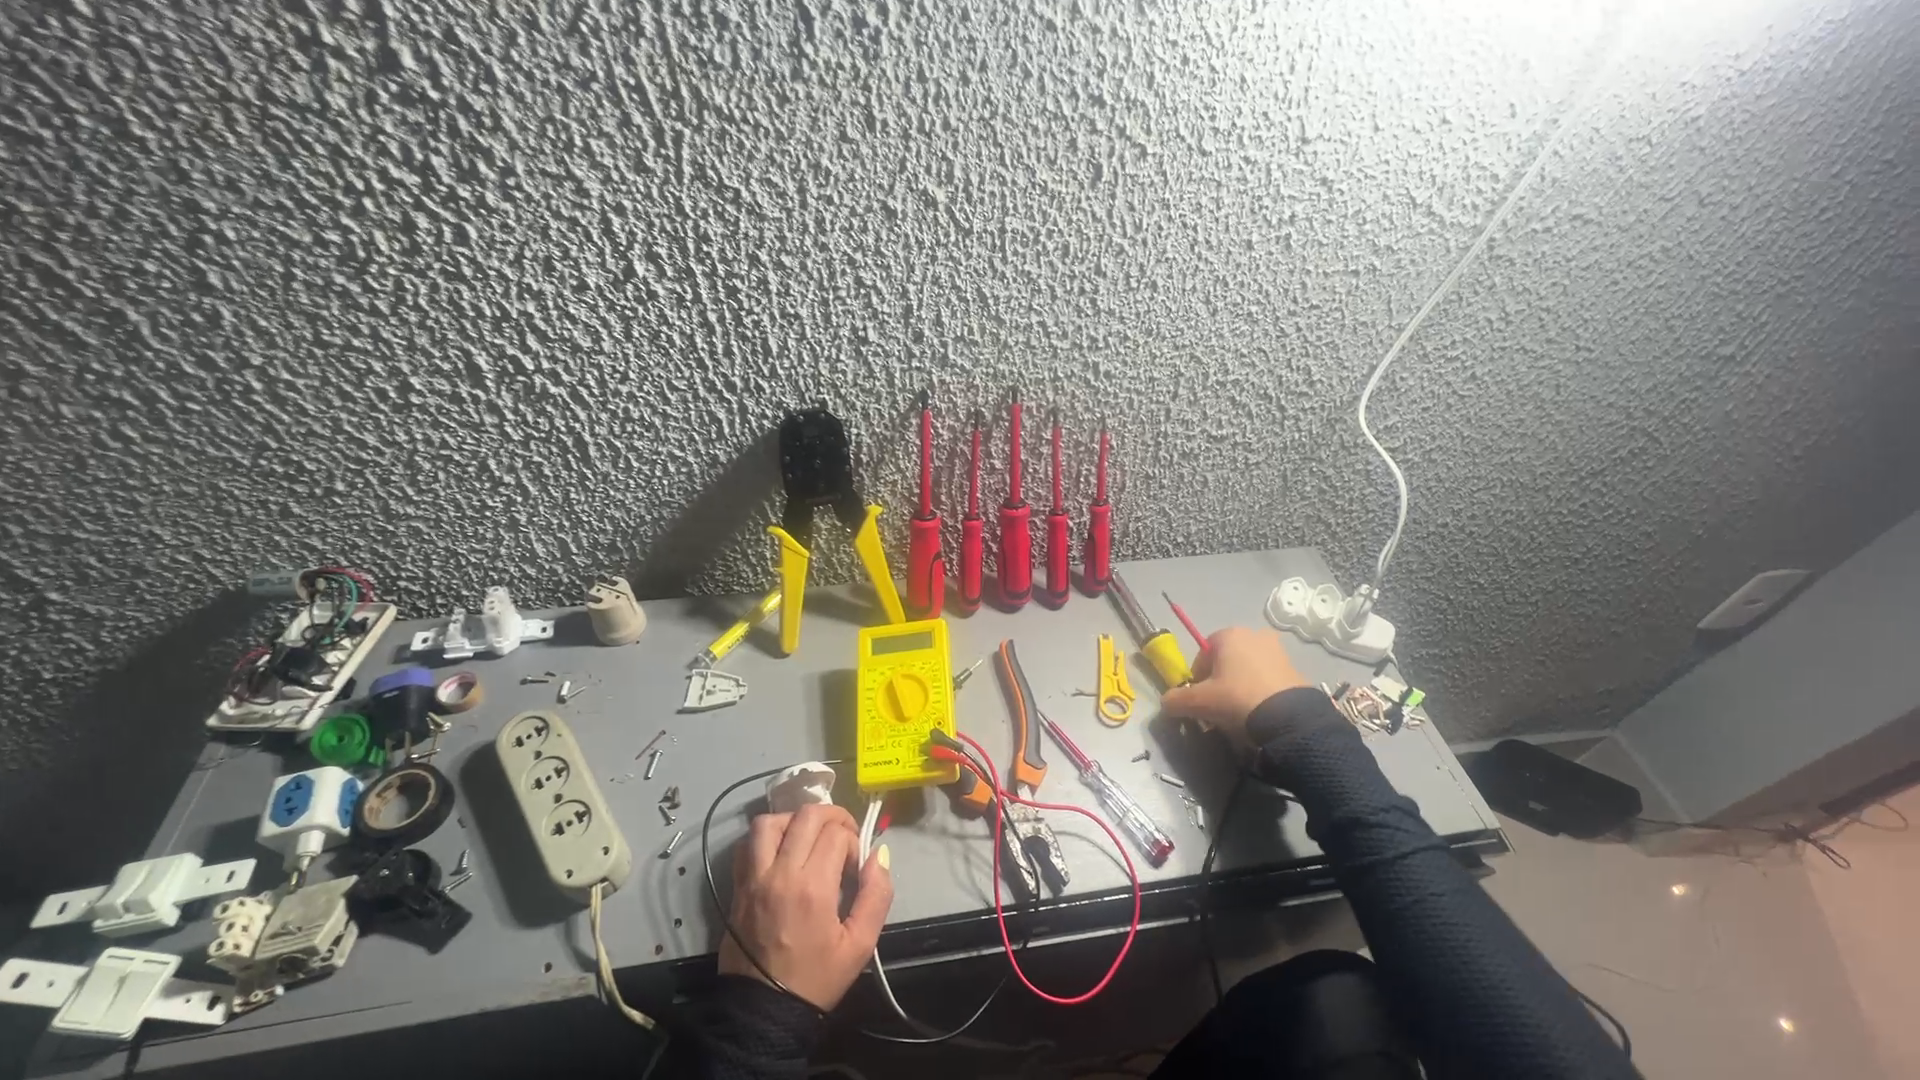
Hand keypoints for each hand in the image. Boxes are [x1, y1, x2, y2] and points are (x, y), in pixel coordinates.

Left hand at [719, 802, 893, 1010]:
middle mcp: (779, 872)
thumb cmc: (815, 979)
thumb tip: (878, 855)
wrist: (762, 1012)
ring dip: (794, 820)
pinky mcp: (737, 885)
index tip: (855, 866)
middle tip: (843, 837)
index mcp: (812, 886)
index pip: (836, 833)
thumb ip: (876, 896)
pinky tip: (782, 850)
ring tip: (809, 837)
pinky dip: (766, 836)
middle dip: (832, 817)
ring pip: (769, 821)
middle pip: (806, 816)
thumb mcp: (859, 945)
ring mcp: (753, 877)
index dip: (853, 841)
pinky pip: (747, 843)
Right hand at [1161, 626, 1309, 746]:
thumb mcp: (1199, 702)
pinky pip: (1268, 678)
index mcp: (1229, 634)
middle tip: (1218, 705)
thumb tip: (1166, 702)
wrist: (1288, 717)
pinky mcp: (1295, 667)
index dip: (1197, 677)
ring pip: (1248, 668)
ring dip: (1240, 685)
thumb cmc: (1236, 698)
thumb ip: (1176, 700)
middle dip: (1220, 680)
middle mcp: (1254, 634)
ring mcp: (1278, 650)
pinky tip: (1259, 711)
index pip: (1203, 654)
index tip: (1199, 698)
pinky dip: (1260, 691)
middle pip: (1227, 660)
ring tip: (1239, 711)